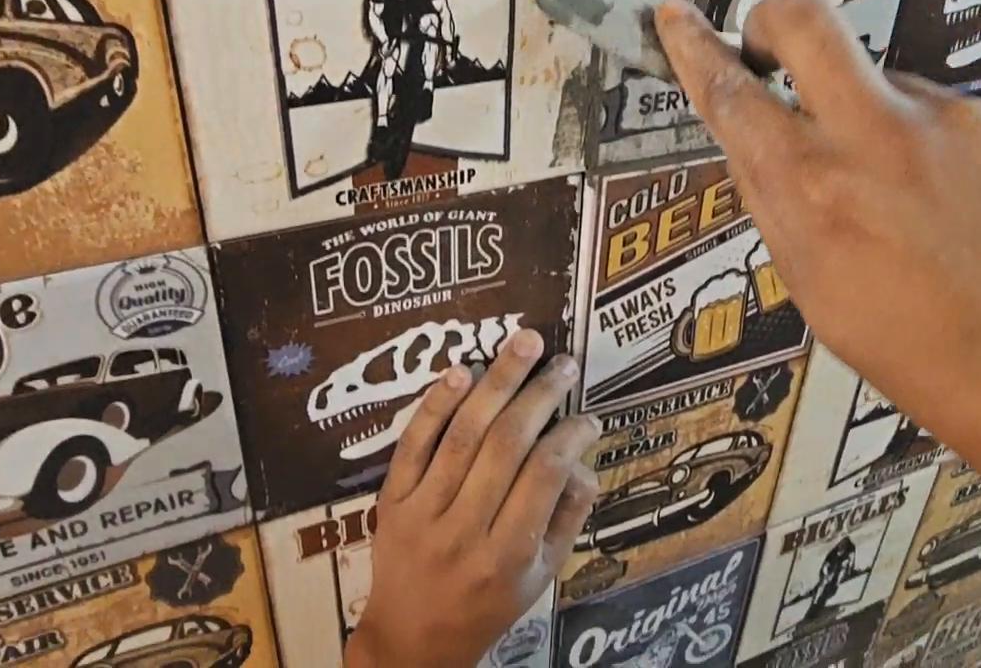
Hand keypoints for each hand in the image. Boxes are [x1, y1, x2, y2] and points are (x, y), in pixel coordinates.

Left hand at [346, 329, 599, 667]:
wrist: (411, 640)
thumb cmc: (487, 605)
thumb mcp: (540, 578)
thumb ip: (567, 519)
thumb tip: (584, 460)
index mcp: (508, 555)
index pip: (544, 476)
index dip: (570, 436)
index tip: (588, 414)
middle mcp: (464, 529)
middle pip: (505, 445)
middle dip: (540, 395)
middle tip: (564, 362)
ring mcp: (422, 510)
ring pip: (463, 434)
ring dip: (497, 381)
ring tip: (525, 342)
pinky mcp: (392, 496)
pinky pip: (413, 442)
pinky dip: (437, 403)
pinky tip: (462, 370)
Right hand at [653, 0, 980, 512]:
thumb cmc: (933, 360)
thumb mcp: (816, 293)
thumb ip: (776, 205)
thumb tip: (752, 145)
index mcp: (815, 193)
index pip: (731, 94)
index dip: (693, 46)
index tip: (675, 14)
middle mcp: (879, 137)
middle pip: (803, 16)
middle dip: (770, 11)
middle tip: (768, 34)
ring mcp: (956, 119)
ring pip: (879, 79)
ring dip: (868, 115)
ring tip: (905, 195)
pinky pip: (943, 113)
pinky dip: (932, 145)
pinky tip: (958, 204)